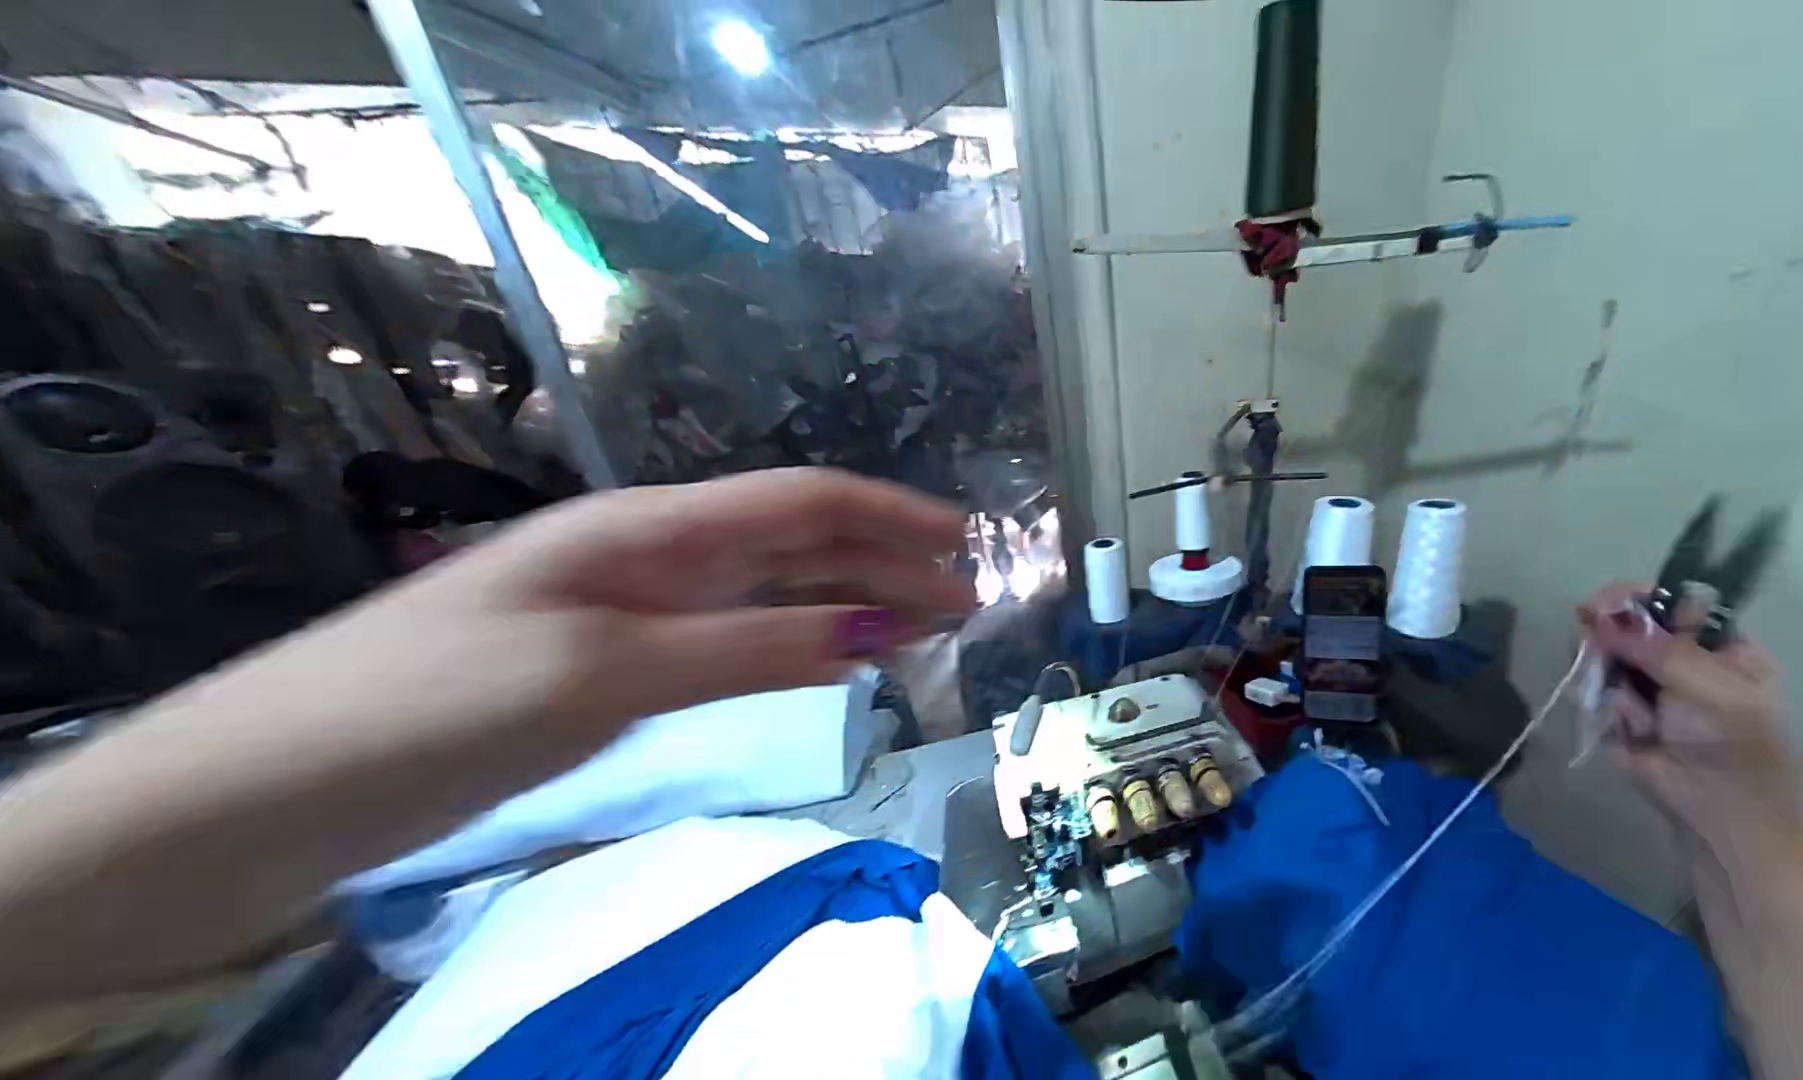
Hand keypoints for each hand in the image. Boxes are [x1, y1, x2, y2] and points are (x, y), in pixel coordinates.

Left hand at [0, 469, 971, 1001]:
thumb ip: (747, 647)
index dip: (890, 514)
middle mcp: (661, 553)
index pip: (802, 503)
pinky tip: (836, 654)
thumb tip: (873, 633)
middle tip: (964, 595)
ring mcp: (644, 607)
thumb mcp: (605, 671)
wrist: (266, 792)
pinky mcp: (626, 660)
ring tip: (924, 623)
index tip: (961, 538)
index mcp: (655, 528)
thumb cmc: (432, 708)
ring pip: (777, 589)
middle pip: (800, 541)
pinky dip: (802, 638)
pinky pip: (742, 635)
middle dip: (889, 560)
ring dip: (854, 599)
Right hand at [1578, 581, 1802, 854]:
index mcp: (1716, 648)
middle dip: (1603, 634)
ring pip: (1597, 653)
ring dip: (1598, 672)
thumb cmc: (1734, 744)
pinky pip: (1586, 685)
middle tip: (1592, 645)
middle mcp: (1673, 657)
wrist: (1714, 804)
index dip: (1634, 597)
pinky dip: (1594, 699)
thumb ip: (1662, 650)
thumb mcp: (1715, 691)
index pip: (1670, 603)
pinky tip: (1618, 720)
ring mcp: (1639, 680)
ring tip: (1621, 703)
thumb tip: (1601, 618)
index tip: (1601, 605)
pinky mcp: (1609, 704)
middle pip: (1621, 624)